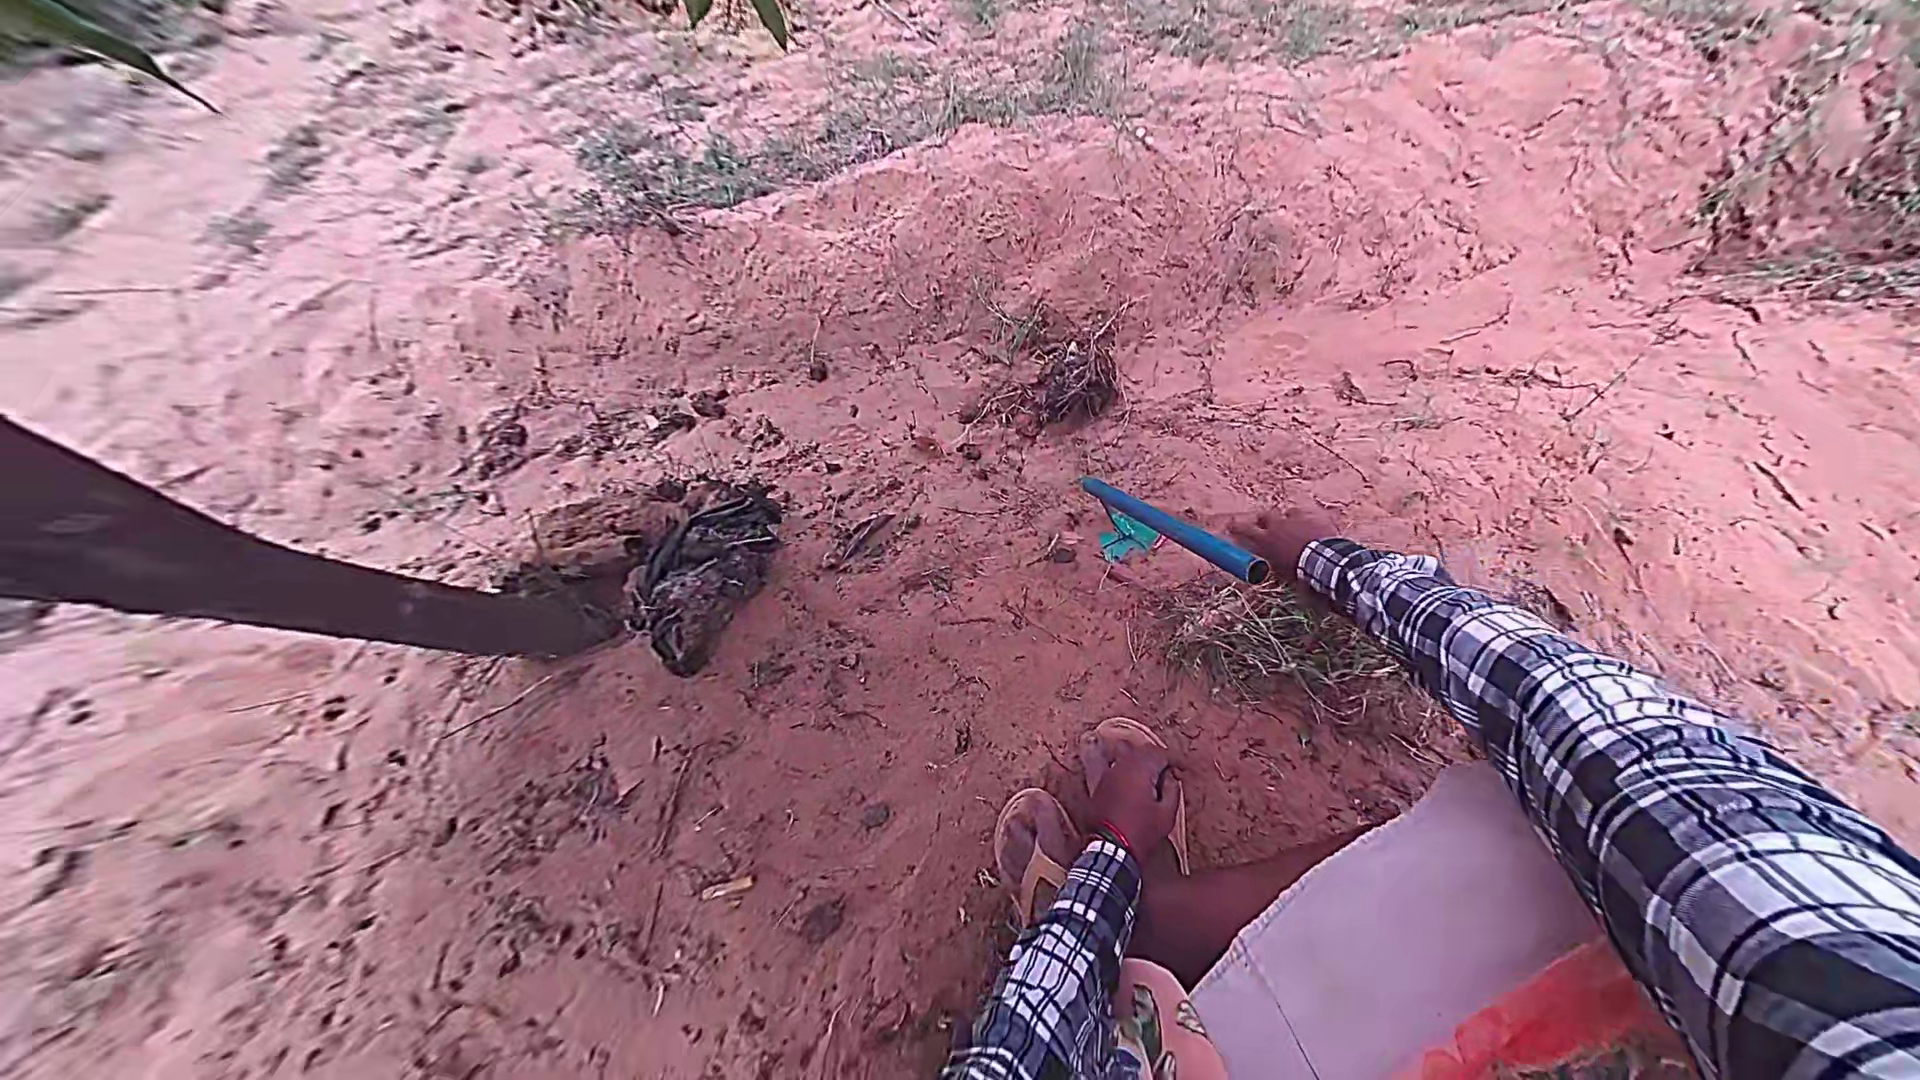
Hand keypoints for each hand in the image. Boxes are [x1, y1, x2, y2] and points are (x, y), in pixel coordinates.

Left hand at [1089, 742, 1179, 857]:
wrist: (1109, 849)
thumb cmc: (1142, 832)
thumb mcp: (1166, 814)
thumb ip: (1172, 790)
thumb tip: (1170, 776)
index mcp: (1139, 769)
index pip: (1159, 753)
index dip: (1174, 759)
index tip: (1183, 769)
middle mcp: (1121, 766)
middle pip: (1142, 752)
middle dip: (1158, 759)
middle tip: (1171, 772)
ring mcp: (1108, 774)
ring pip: (1128, 758)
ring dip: (1143, 764)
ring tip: (1155, 779)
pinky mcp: (1100, 784)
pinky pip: (1118, 769)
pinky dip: (1130, 773)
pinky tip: (1138, 786)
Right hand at [1229, 507, 1338, 586]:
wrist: (1324, 560)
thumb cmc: (1297, 569)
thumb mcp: (1278, 570)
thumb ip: (1270, 561)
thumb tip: (1267, 563)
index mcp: (1265, 539)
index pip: (1244, 529)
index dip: (1236, 527)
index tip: (1231, 525)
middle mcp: (1278, 526)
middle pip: (1265, 516)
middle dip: (1264, 519)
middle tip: (1266, 525)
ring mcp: (1297, 521)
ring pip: (1289, 512)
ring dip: (1289, 518)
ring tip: (1292, 525)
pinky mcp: (1315, 520)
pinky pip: (1310, 518)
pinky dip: (1310, 523)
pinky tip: (1314, 529)